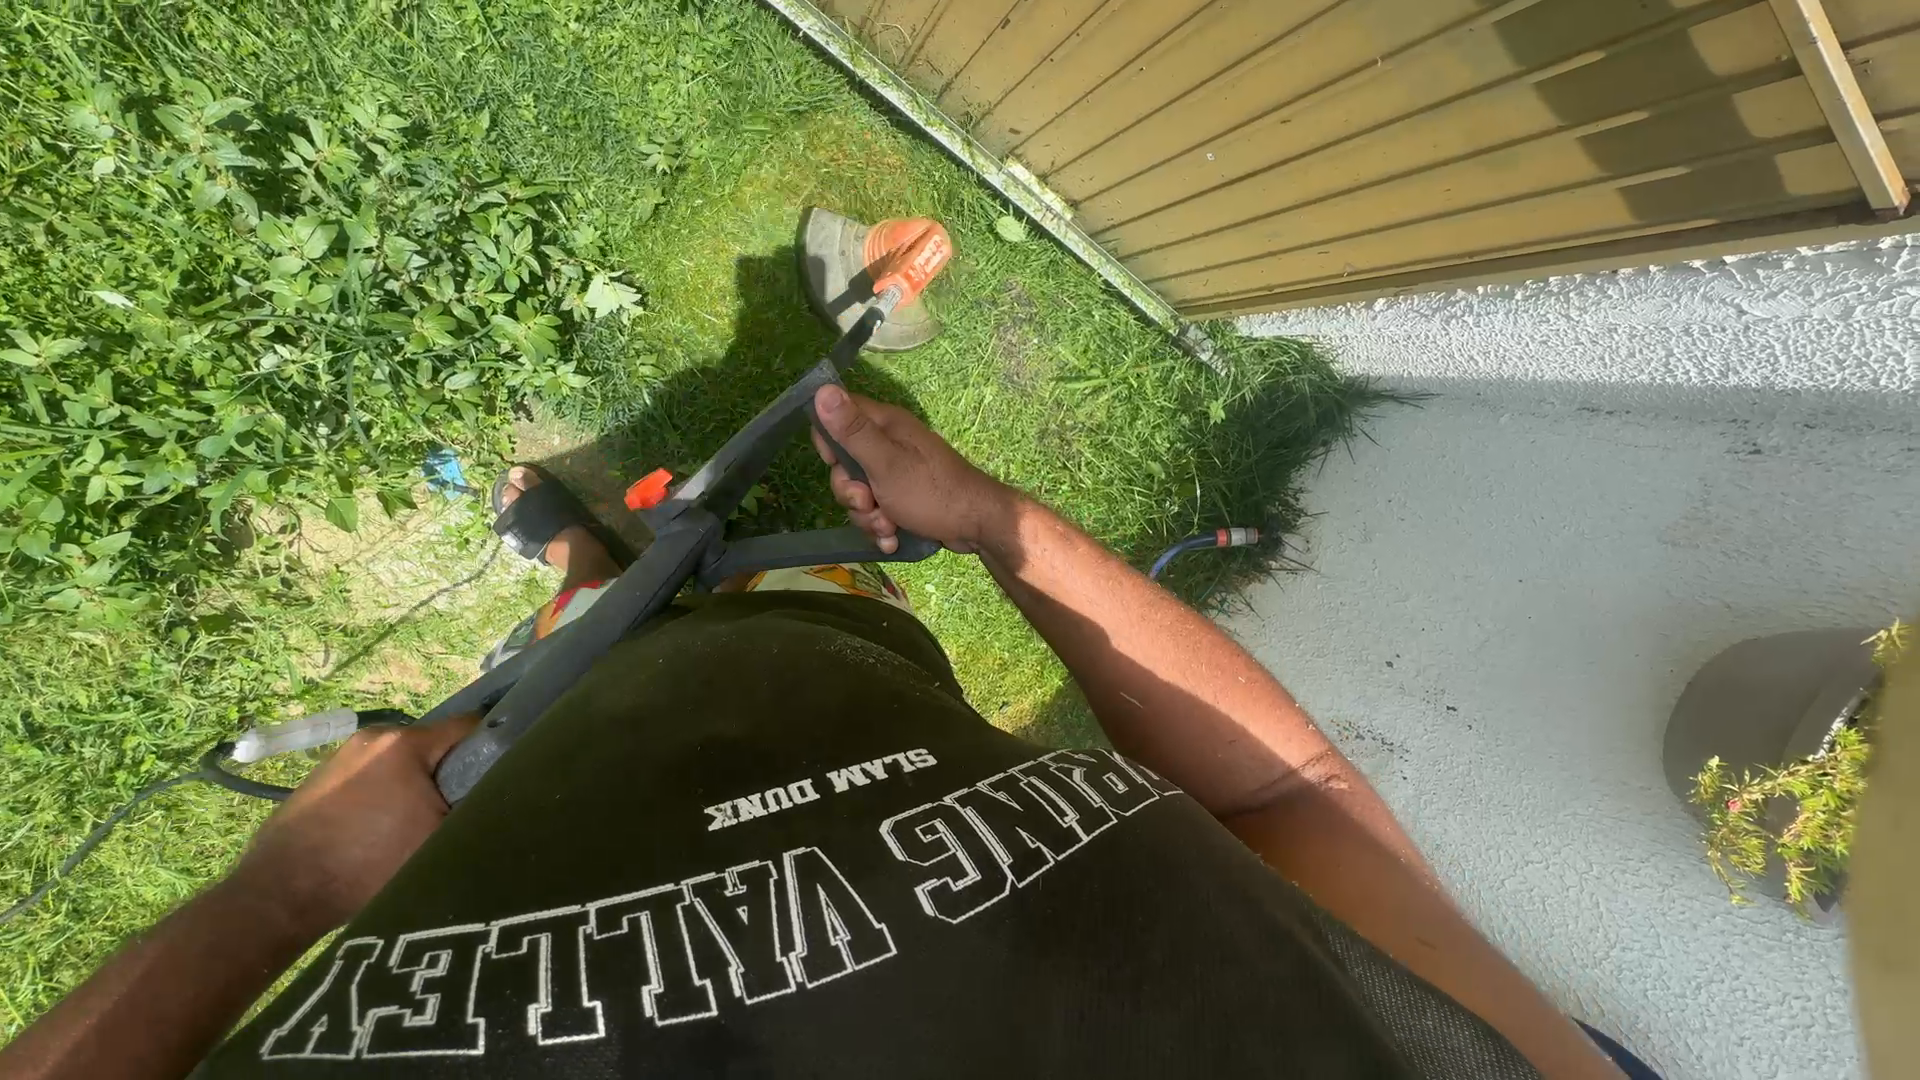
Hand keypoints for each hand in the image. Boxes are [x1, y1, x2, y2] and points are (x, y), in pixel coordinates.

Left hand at [229, 715, 478, 939]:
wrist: (276, 900)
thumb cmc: (367, 865)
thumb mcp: (440, 840)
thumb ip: (476, 809)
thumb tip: (502, 796)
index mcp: (405, 742)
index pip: (472, 726)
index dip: (495, 749)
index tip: (500, 779)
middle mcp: (374, 736)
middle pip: (437, 744)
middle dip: (452, 772)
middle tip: (458, 810)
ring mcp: (343, 754)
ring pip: (405, 761)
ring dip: (419, 784)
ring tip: (419, 824)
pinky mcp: (321, 777)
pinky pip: (375, 774)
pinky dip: (388, 793)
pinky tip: (383, 829)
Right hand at [810, 385, 1012, 553]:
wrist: (976, 526)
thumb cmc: (931, 491)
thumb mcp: (885, 462)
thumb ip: (852, 431)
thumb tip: (821, 389)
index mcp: (885, 425)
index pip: (838, 416)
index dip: (828, 441)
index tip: (835, 463)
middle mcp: (889, 445)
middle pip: (844, 465)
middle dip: (852, 493)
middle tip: (870, 502)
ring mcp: (897, 473)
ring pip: (860, 495)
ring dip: (869, 517)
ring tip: (889, 526)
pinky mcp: (903, 499)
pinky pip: (877, 512)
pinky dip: (882, 528)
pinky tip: (894, 539)